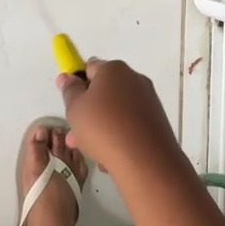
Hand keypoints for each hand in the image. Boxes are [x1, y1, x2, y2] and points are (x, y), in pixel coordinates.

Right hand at [56, 58, 181, 176]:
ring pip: (116, 111)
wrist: (144, 158)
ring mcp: (148, 99)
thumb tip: (67, 76)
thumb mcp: (75, 109)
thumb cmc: (103, 127)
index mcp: (114, 69)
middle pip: (105, 92)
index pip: (90, 68)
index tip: (71, 104)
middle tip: (76, 135)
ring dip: (102, 126)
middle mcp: (134, 78)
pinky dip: (121, 135)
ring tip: (92, 150)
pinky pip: (131, 123)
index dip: (78, 84)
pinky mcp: (156, 119)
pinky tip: (112, 154)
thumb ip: (69, 91)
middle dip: (89, 112)